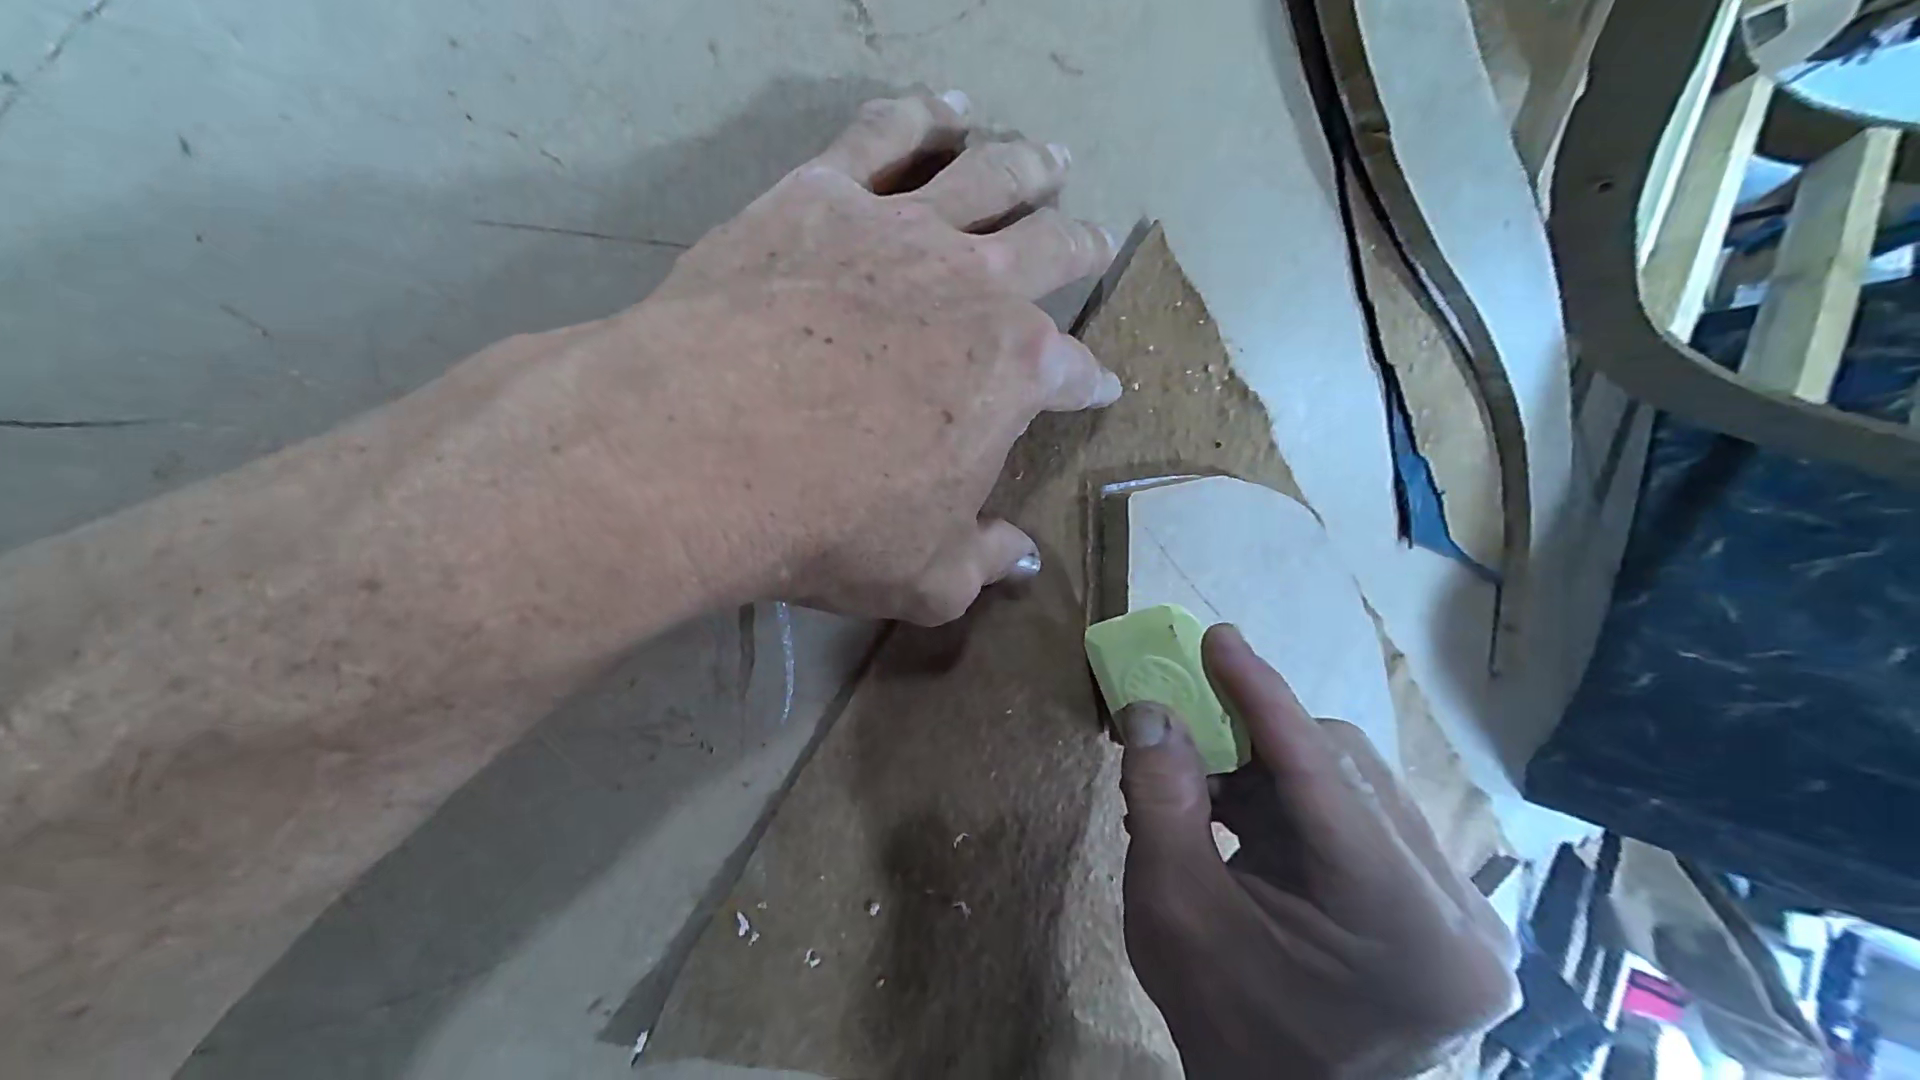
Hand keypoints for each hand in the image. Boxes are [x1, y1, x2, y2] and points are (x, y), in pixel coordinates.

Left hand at [518, 90, 1120, 624]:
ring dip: (1025, 164)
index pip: (1073, 373)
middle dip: (1080, 245)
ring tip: (1047, 155)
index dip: (1092, 382)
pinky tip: (941, 106)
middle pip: (1049, 250)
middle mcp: (974, 287)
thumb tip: (1023, 559)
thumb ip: (985, 562)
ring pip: (985, 176)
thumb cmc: (837, 524)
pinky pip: (882, 137)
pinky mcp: (817, 197)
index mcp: (1013, 373)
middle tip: (1097, 236)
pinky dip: (919, 115)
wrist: (708, 451)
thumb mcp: (929, 576)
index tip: (1102, 386)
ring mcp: (898, 233)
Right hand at [1118, 626, 1518, 1078]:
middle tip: (1183, 735)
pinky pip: (1356, 811)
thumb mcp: (1172, 914)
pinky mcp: (1440, 904)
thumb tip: (1151, 710)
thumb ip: (1160, 802)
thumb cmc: (1229, 1028)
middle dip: (1253, 740)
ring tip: (1205, 788)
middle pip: (1341, 769)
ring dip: (1267, 769)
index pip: (1322, 774)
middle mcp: (1458, 908)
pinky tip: (1242, 815)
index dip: (1261, 695)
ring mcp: (1461, 908)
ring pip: (1349, 782)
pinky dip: (1289, 798)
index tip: (1217, 637)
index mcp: (1402, 924)